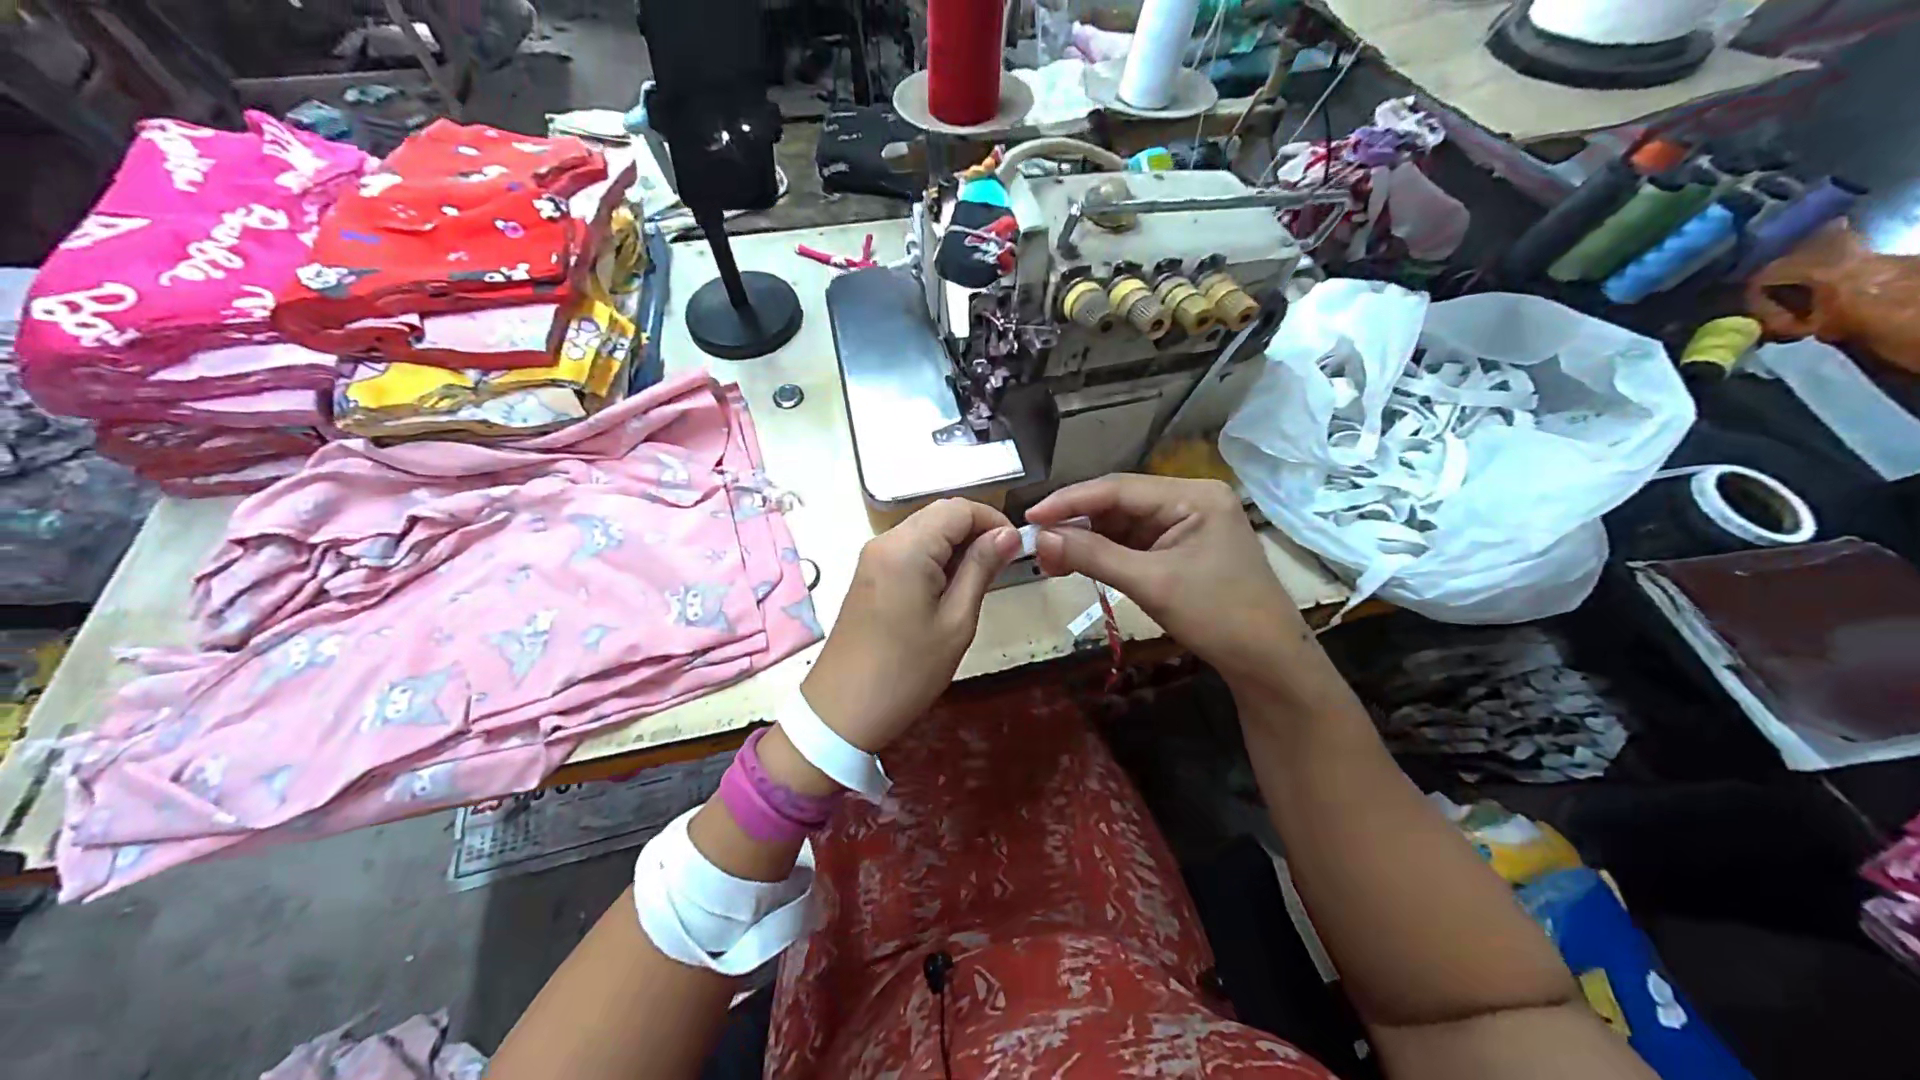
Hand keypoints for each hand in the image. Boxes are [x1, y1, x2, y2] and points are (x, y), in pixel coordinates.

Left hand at [799, 498, 1018, 753]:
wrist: (843, 711)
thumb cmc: (907, 672)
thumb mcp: (956, 622)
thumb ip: (981, 569)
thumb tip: (1008, 535)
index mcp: (907, 548)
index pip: (959, 508)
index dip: (993, 520)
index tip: (1017, 549)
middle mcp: (885, 541)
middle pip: (940, 514)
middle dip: (975, 530)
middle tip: (1001, 566)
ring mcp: (872, 557)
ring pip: (925, 530)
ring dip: (956, 545)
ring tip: (978, 581)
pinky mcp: (868, 574)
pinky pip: (909, 549)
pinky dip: (935, 557)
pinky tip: (949, 588)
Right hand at [1026, 474, 1312, 689]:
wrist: (1267, 661)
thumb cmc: (1218, 616)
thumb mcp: (1151, 583)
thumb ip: (1093, 556)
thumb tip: (1041, 540)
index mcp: (1193, 495)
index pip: (1119, 488)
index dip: (1070, 501)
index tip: (1030, 517)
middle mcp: (1189, 500)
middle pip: (1118, 503)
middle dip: (1076, 524)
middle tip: (1037, 546)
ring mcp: (1185, 525)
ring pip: (1122, 524)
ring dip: (1086, 540)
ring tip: (1051, 560)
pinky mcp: (1180, 549)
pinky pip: (1133, 542)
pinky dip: (1104, 553)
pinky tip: (1078, 562)